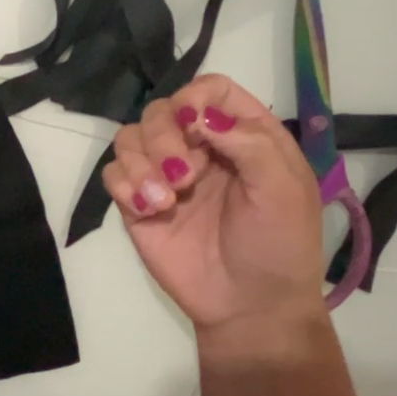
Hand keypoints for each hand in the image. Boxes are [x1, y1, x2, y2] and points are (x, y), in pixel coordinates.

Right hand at [101, 74, 325, 331]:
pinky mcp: (136, 202)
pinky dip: (124, 185)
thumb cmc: (278, 245)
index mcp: (242, 137)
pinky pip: (112, 174)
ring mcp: (164, 174)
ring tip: (164, 199)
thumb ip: (250, 143)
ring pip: (129, 137)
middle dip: (163, 137)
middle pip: (161, 110)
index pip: (211, 90)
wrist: (248, 306)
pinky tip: (148, 209)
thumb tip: (198, 115)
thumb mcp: (283, 190)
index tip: (193, 123)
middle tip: (182, 175)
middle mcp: (200, 148)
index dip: (196, 96)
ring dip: (141, 163)